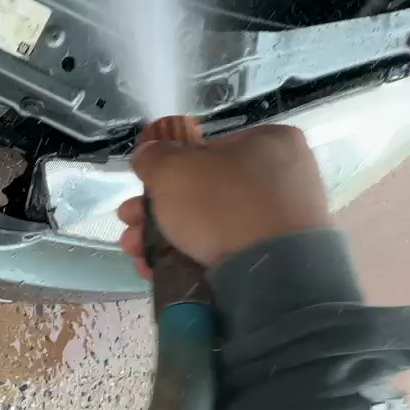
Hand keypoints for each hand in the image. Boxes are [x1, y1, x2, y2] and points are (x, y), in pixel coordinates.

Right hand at [116, 124, 333, 276]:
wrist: (271, 267)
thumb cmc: (221, 205)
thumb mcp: (172, 170)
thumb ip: (152, 157)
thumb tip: (146, 153)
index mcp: (266, 141)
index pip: (203, 152)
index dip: (165, 175)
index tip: (142, 195)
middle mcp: (279, 172)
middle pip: (198, 191)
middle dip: (153, 213)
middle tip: (130, 227)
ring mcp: (279, 213)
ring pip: (203, 222)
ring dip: (160, 237)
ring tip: (136, 253)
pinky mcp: (272, 250)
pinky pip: (220, 246)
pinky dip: (185, 255)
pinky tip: (158, 268)